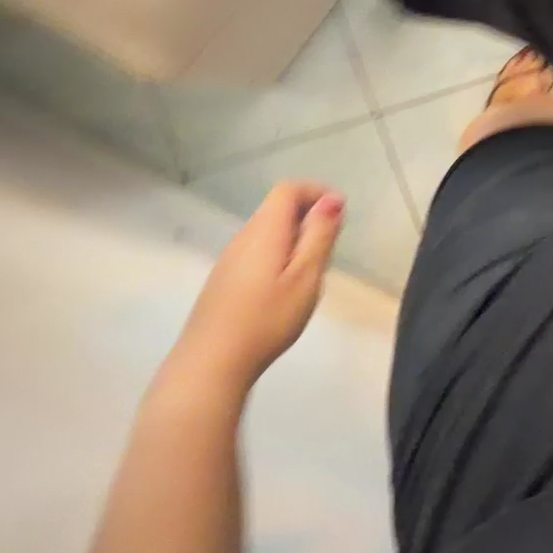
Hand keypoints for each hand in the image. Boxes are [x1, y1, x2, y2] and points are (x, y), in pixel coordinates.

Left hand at [165, 180, 344, 395]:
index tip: (341, 214)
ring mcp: (230, 259)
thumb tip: (331, 200)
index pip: (288, 189)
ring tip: (312, 273)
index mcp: (264, 231)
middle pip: (277, 208)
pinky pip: (258, 251)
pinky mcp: (225, 280)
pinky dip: (280, 255)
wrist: (211, 364)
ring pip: (269, 231)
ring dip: (296, 237)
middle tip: (331, 249)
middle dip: (310, 216)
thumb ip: (319, 235)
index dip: (317, 192)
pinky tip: (286, 290)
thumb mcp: (306, 276)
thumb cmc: (267, 319)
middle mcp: (243, 237)